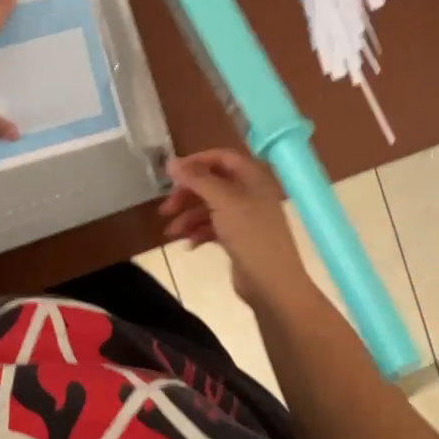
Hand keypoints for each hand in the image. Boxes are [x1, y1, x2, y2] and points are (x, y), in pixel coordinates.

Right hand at [159, 149, 313, 307]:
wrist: (272, 282)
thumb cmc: (250, 233)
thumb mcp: (222, 200)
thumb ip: (196, 179)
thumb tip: (171, 162)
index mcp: (252, 176)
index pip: (221, 157)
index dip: (196, 162)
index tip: (171, 174)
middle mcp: (249, 193)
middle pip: (211, 184)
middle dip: (186, 195)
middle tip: (165, 209)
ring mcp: (244, 217)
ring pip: (209, 208)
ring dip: (188, 218)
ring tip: (171, 233)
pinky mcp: (238, 238)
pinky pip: (213, 228)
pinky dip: (199, 233)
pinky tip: (189, 245)